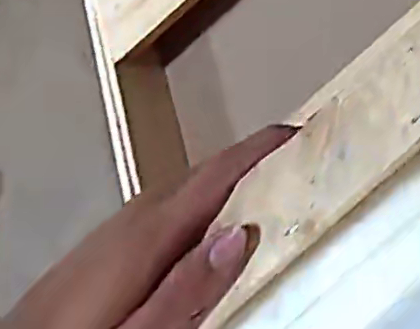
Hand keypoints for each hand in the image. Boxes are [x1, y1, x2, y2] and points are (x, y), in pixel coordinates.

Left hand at [7, 125, 294, 328]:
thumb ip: (186, 289)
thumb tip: (243, 231)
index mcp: (153, 227)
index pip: (221, 169)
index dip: (265, 145)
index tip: (307, 131)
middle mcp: (141, 210)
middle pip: (211, 169)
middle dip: (258, 157)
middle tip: (304, 159)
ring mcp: (123, 222)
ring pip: (193, 183)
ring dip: (235, 176)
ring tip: (273, 186)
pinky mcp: (112, 239)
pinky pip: (176, 200)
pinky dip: (210, 195)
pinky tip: (217, 221)